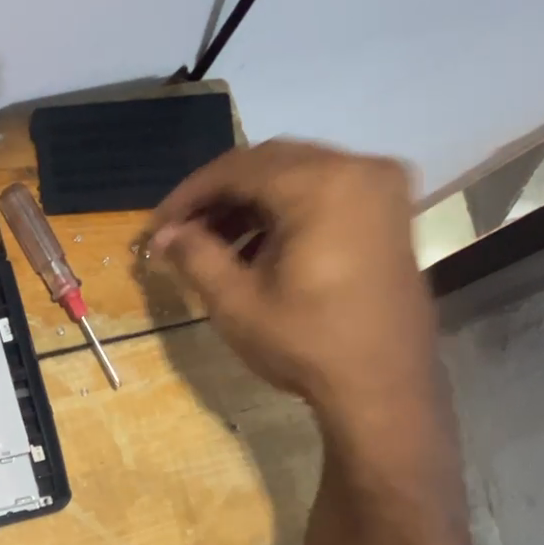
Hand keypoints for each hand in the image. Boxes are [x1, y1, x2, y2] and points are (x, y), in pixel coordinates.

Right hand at [149, 140, 437, 423]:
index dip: (189, 194)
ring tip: (210, 244)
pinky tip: (253, 246)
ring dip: (248, 201)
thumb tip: (164, 236)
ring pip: (296, 173)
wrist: (380, 382)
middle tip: (178, 232)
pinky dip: (282, 209)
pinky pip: (324, 190)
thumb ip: (196, 257)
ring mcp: (380, 186)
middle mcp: (358, 168)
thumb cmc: (305, 343)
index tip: (156, 227)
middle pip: (270, 162)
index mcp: (321, 186)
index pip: (238, 169)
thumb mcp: (236, 302)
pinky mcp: (387, 210)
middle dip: (217, 194)